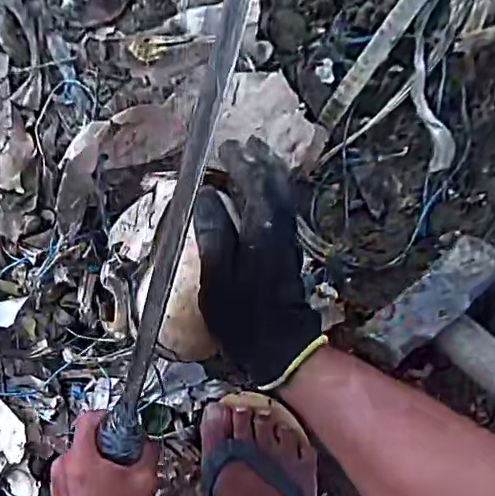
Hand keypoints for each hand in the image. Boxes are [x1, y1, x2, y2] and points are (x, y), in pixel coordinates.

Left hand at [52, 412, 158, 495]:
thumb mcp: (144, 482)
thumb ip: (148, 454)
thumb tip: (148, 443)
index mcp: (81, 459)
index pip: (88, 418)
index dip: (108, 416)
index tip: (120, 424)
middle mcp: (64, 466)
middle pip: (84, 437)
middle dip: (106, 441)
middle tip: (124, 455)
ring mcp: (58, 479)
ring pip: (80, 454)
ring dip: (98, 458)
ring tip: (116, 476)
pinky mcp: (59, 491)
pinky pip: (75, 470)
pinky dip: (89, 473)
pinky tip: (106, 488)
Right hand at [198, 137, 324, 388]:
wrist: (279, 347)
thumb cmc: (242, 317)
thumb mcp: (217, 278)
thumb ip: (212, 233)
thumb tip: (206, 197)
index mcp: (261, 230)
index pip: (253, 183)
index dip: (240, 163)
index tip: (226, 149)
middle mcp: (279, 229)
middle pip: (275, 184)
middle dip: (259, 162)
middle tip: (242, 147)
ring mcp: (287, 241)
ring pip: (282, 196)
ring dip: (268, 176)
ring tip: (252, 163)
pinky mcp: (287, 254)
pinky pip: (282, 210)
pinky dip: (271, 195)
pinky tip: (260, 198)